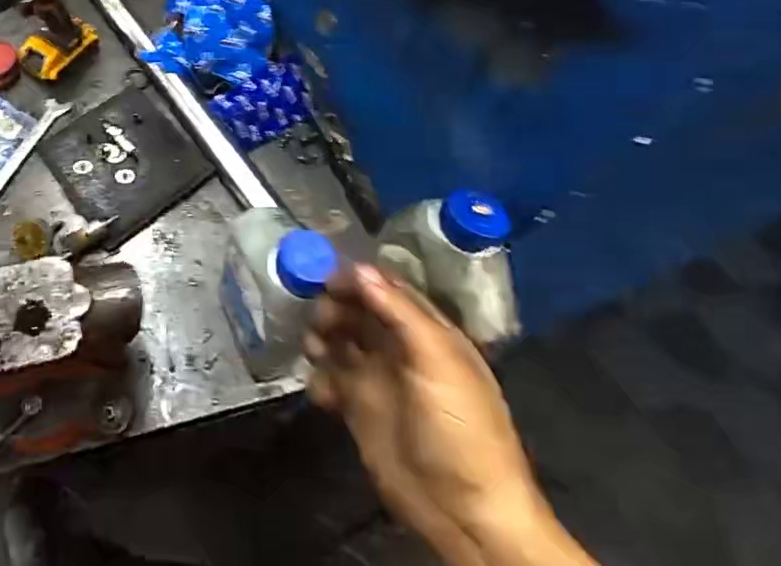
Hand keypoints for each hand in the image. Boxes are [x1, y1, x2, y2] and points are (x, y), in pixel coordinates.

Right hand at [304, 264, 592, 565]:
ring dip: (322, 337)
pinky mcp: (359, 411)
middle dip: (335, 306)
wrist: (466, 511)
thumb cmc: (460, 425)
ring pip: (340, 342)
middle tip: (319, 316)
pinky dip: (319, 378)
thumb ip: (399, 312)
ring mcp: (378, 379)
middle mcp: (400, 348)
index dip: (358, 278)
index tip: (327, 275)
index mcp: (427, 330)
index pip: (387, 288)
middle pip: (359, 311)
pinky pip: (331, 381)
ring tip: (314, 348)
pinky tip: (322, 391)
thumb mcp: (438, 359)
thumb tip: (360, 269)